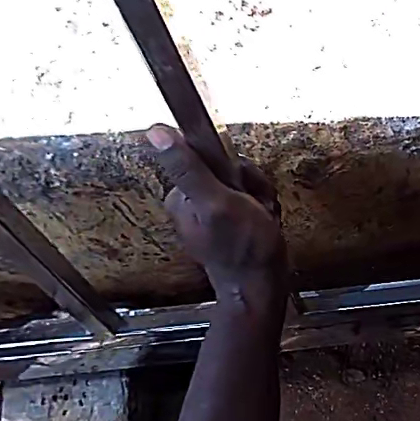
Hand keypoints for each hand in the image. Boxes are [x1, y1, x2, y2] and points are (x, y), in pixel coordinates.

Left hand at [144, 124, 286, 312]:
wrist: (261, 287)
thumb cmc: (243, 250)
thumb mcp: (216, 203)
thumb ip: (188, 169)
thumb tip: (155, 133)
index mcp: (181, 196)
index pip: (210, 158)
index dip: (235, 169)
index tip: (243, 187)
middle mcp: (193, 203)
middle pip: (230, 171)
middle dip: (252, 185)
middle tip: (257, 207)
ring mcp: (213, 213)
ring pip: (244, 185)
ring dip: (260, 199)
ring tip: (263, 218)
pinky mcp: (231, 223)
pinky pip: (251, 202)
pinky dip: (263, 210)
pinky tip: (265, 224)